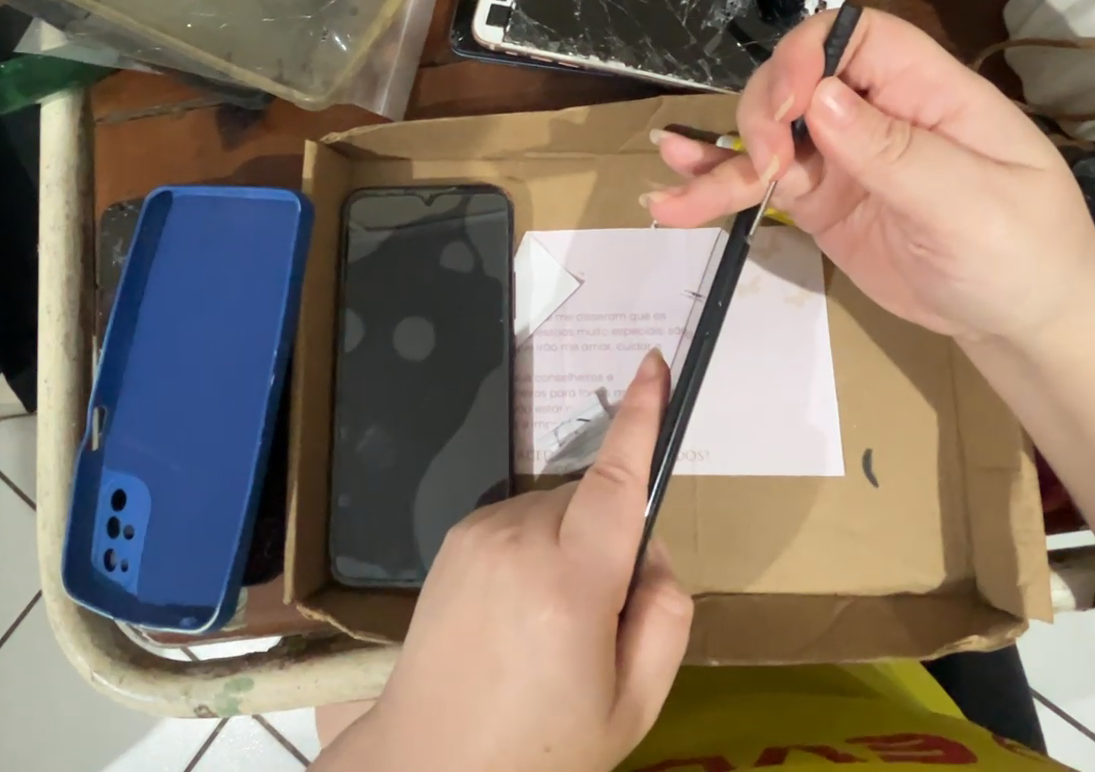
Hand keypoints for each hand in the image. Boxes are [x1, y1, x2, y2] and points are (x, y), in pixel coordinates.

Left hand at [318, 351, 692, 771]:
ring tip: (552, 619)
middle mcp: (519, 539)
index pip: (615, 482)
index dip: (639, 416)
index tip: (654, 364)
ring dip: (574, 541)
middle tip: (606, 613)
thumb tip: (650, 546)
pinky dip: (539, 544)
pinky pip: (522, 519)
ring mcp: (479, 533)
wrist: (428, 763)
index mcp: (570, 585)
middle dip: (614, 534)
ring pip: (558, 507)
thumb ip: (666, 614)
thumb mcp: (633, 703)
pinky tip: (520, 606)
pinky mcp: (457, 536)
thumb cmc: (541, 747)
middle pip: (592, 498)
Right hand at [645, 9, 1094, 342]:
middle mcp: (873, 113)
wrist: (1013, 320)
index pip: (855, 37)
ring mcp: (838, 158)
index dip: (805, 55)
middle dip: (761, 116)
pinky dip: (715, 189)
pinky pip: (758, 184)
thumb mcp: (971, 204)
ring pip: (763, 135)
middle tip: (765, 170)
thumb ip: (895, 150)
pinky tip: (675, 197)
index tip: (785, 107)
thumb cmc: (1018, 254)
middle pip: (793, 81)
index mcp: (924, 92)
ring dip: (716, 158)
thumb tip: (819, 98)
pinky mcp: (815, 200)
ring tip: (671, 184)